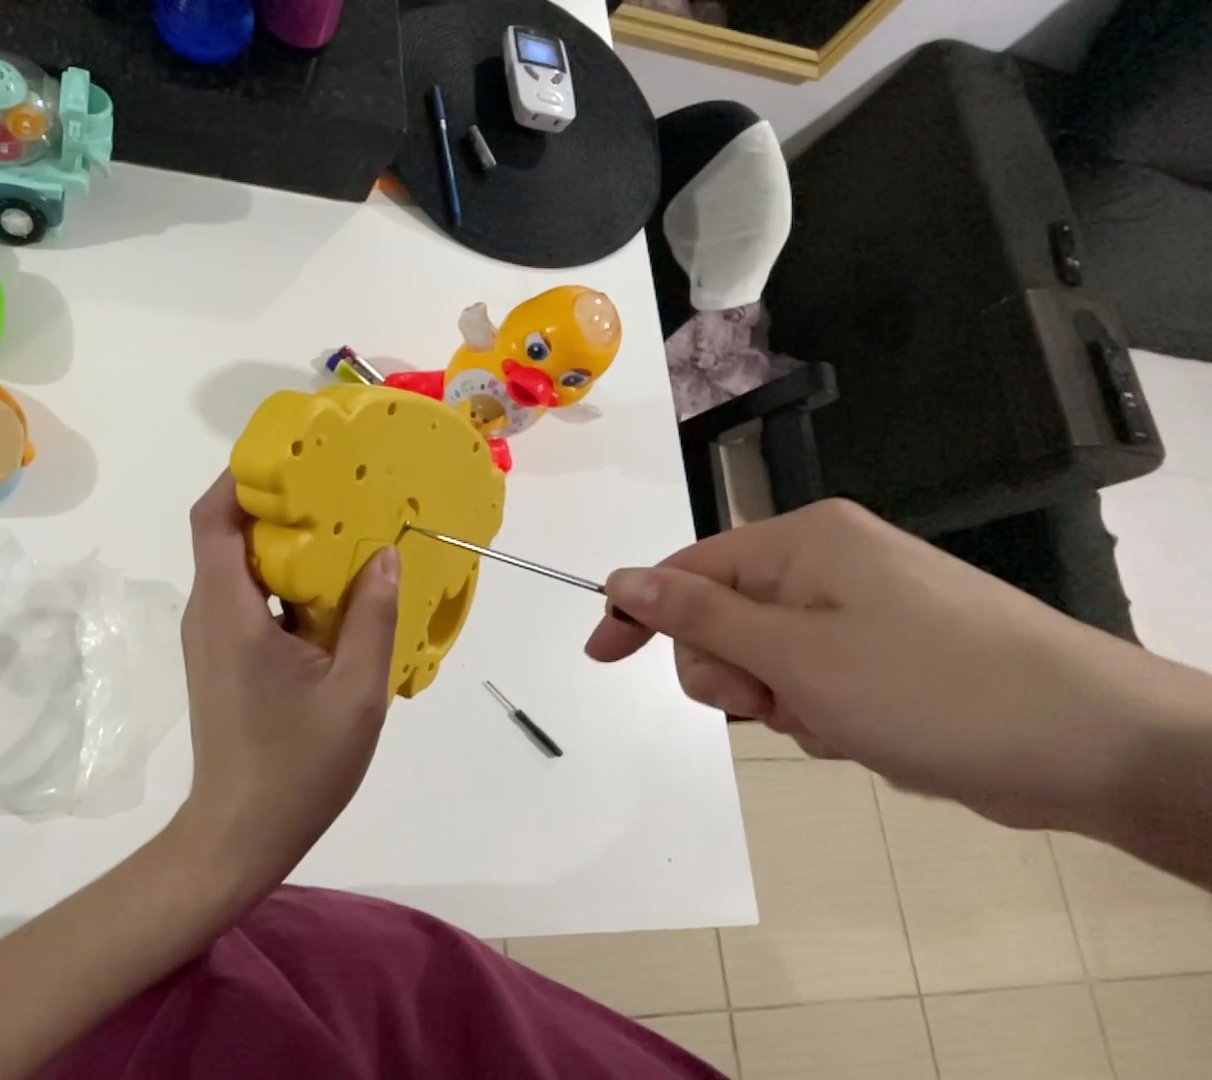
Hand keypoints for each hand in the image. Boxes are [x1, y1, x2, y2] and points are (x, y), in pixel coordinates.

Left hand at [176, 471, 401, 888]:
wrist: (239, 832)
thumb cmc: (296, 767)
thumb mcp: (355, 694)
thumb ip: (373, 620)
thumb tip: (386, 557)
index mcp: (229, 611)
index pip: (212, 518)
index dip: (240, 476)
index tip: (291, 455)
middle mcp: (207, 613)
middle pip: (225, 534)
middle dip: (273, 503)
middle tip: (335, 487)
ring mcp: (209, 637)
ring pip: (237, 567)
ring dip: (281, 544)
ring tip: (343, 530)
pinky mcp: (219, 657)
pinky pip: (244, 598)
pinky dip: (280, 581)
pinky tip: (330, 593)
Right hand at [584, 499, 1186, 832]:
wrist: (1103, 749)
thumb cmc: (933, 690)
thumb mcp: (794, 654)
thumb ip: (697, 615)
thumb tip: (619, 579)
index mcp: (802, 542)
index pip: (684, 569)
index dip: (638, 612)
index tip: (602, 657)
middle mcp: (825, 564)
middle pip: (719, 617)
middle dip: (730, 670)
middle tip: (768, 703)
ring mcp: (858, 608)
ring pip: (761, 656)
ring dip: (776, 698)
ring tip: (830, 721)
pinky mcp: (883, 651)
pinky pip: (807, 677)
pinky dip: (814, 710)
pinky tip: (859, 730)